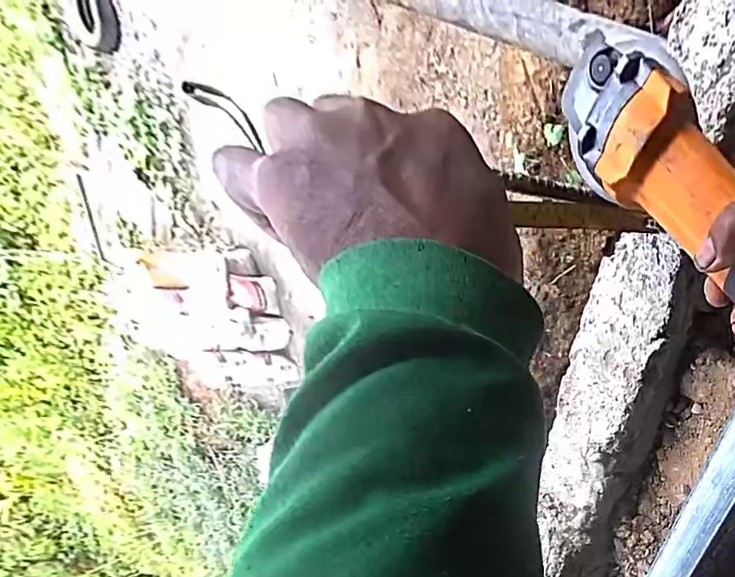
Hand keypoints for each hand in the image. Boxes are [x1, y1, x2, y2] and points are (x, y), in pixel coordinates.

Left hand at [212, 97, 520, 282]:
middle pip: (342, 121)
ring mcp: (322, 141)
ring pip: (287, 124)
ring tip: (310, 207)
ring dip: (296, 160)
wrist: (437, 298)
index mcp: (437, 134)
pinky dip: (248, 187)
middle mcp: (376, 121)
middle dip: (345, 157)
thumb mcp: (495, 226)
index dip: (396, 175)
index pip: (405, 137)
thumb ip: (463, 198)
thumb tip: (448, 205)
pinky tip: (268, 212)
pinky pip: (239, 165)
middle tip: (356, 206)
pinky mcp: (282, 177)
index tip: (398, 206)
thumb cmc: (473, 273)